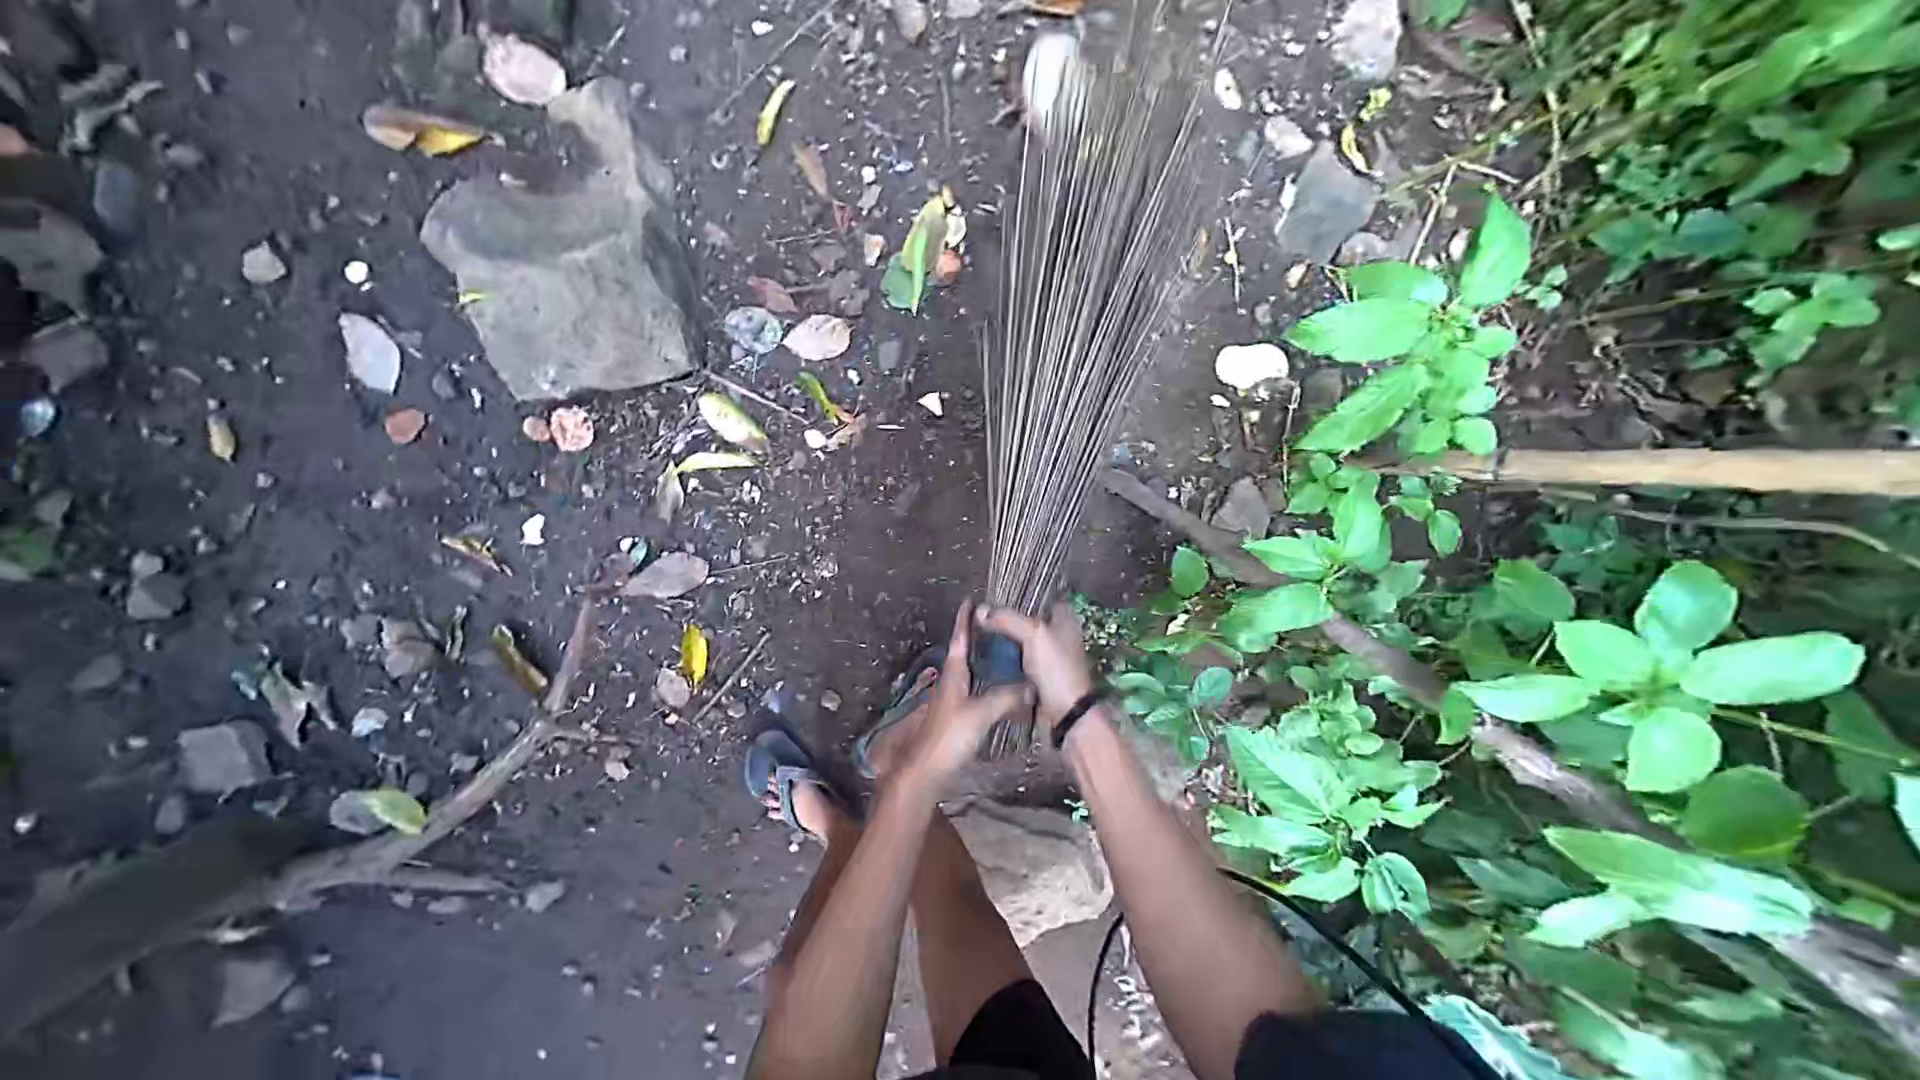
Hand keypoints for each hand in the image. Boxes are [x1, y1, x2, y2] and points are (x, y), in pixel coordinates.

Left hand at [892, 601, 1027, 788]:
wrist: (928, 770)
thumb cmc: (949, 736)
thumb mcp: (981, 713)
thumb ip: (1006, 698)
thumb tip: (1032, 688)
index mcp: (953, 674)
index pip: (959, 639)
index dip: (964, 620)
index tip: (970, 601)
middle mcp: (950, 682)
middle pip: (964, 654)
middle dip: (977, 639)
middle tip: (997, 626)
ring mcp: (952, 700)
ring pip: (970, 674)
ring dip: (983, 663)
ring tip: (1004, 654)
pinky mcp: (956, 717)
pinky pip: (975, 692)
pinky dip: (988, 686)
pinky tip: (1001, 691)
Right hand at [975, 601, 1096, 734]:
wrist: (1066, 714)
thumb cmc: (1057, 669)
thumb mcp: (1033, 634)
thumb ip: (1008, 619)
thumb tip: (981, 612)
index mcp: (1065, 621)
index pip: (1045, 599)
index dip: (1025, 596)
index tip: (1000, 596)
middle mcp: (1059, 637)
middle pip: (1030, 621)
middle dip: (1009, 619)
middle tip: (984, 616)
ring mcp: (1050, 660)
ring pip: (1023, 644)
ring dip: (1005, 641)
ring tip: (980, 634)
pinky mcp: (1040, 678)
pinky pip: (1019, 664)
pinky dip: (1006, 661)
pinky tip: (988, 658)